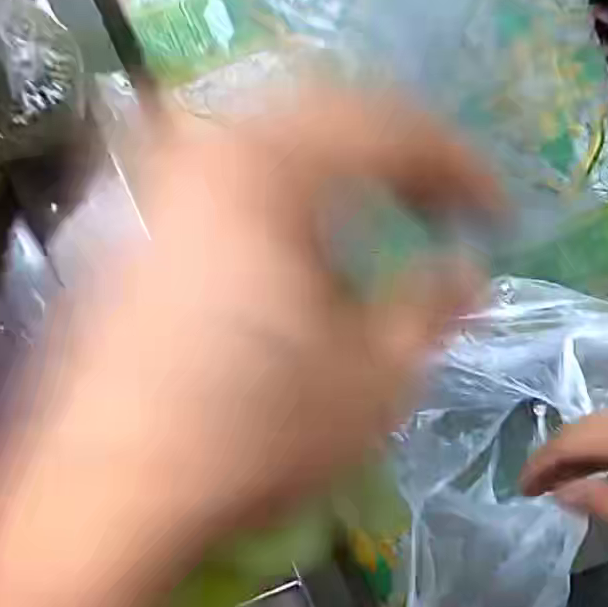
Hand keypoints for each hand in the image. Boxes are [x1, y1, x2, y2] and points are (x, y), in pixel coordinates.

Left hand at [0, 85, 502, 590]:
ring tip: (388, 207)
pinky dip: (290, 182)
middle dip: (404, 149)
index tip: (498, 214)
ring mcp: (159, 182)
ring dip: (345, 160)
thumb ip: (431, 306)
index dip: (460, 167)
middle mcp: (205, 151)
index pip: (391, 130)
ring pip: (274, 128)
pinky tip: (308, 232)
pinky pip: (231, 165)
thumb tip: (469, 273)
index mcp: (270, 173)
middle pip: (329, 106)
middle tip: (445, 202)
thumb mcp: (375, 378)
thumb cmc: (256, 438)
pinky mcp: (135, 221)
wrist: (109, 500)